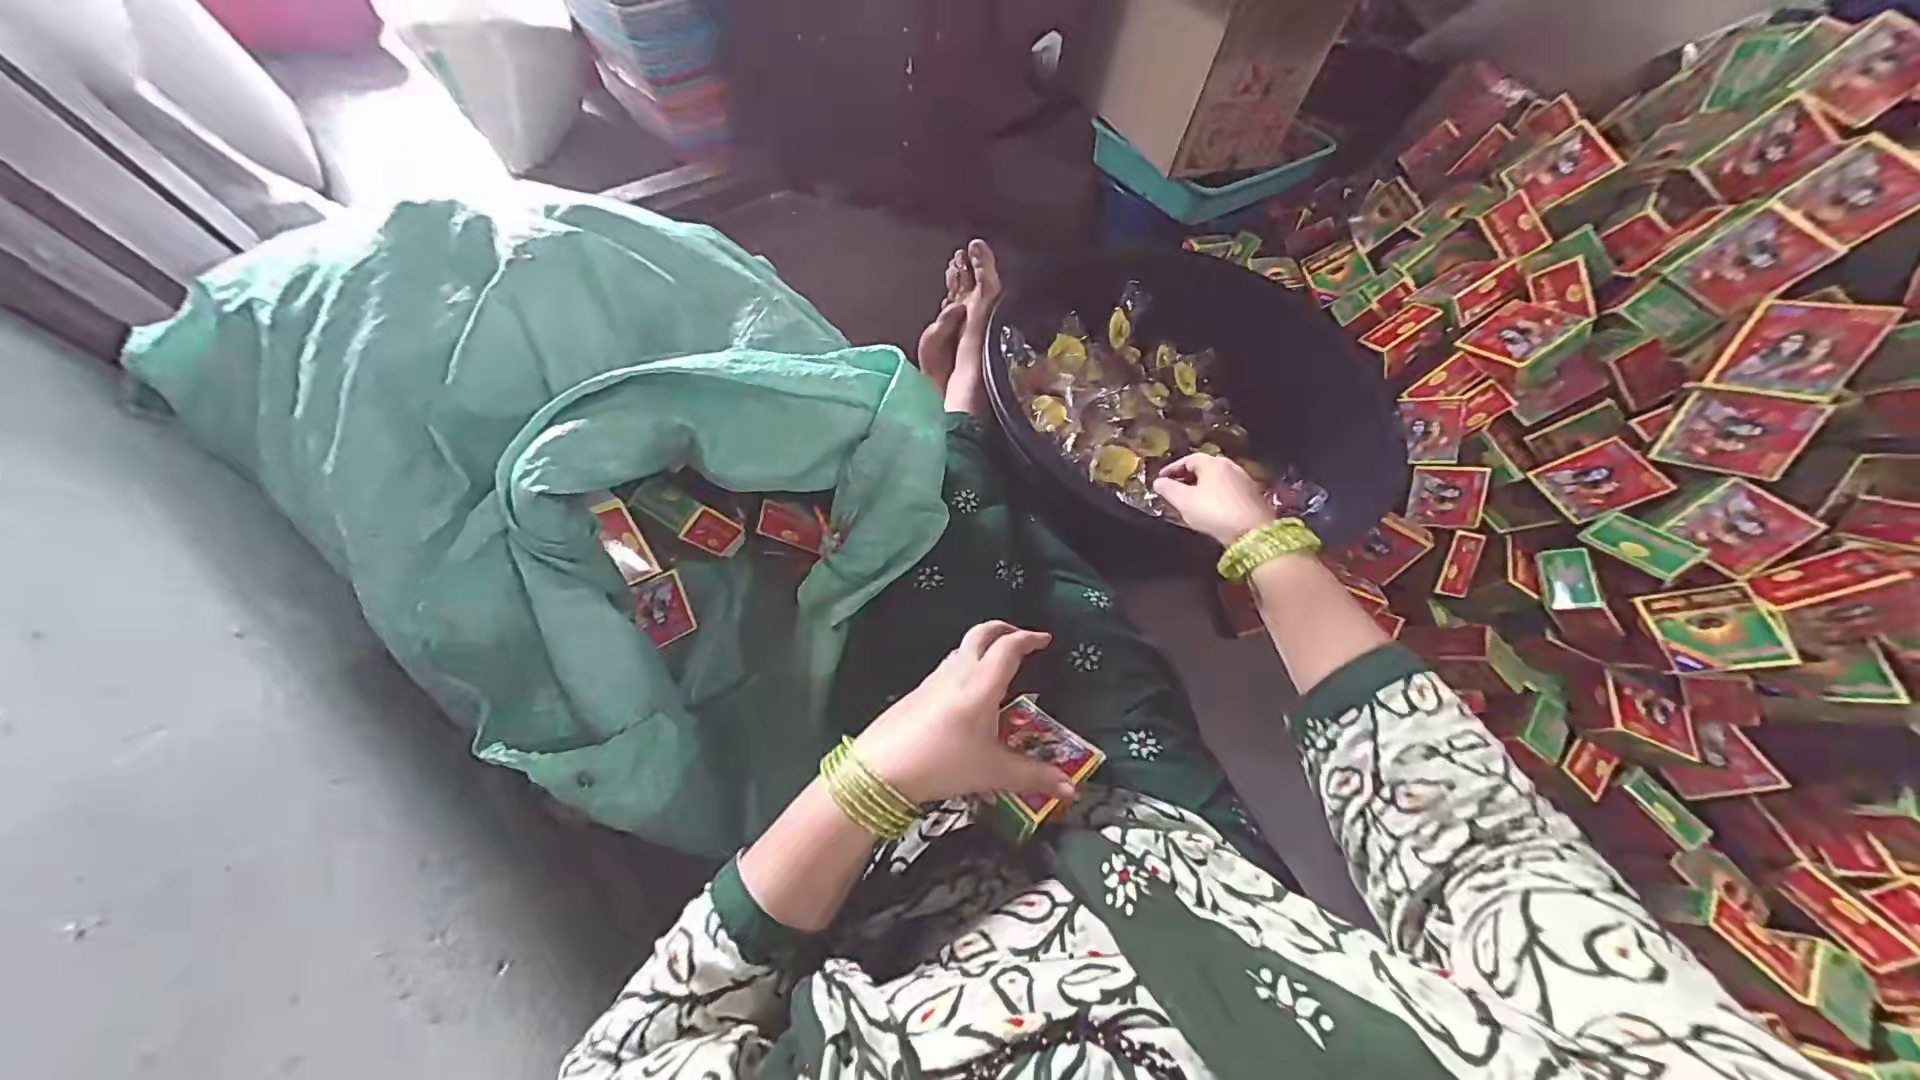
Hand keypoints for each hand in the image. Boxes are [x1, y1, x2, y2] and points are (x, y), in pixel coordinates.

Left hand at [853, 621, 1077, 804]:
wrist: (881, 768)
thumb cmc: (940, 764)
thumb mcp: (994, 772)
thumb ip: (1034, 777)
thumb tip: (1067, 786)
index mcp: (981, 684)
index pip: (1009, 647)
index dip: (1029, 638)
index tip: (1043, 639)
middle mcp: (958, 673)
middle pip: (982, 633)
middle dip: (1004, 629)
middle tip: (1021, 637)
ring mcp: (935, 679)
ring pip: (963, 647)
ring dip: (983, 645)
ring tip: (997, 662)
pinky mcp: (919, 691)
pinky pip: (948, 666)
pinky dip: (965, 664)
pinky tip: (967, 690)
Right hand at [1152, 454, 1275, 545]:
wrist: (1253, 531)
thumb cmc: (1214, 512)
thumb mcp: (1183, 501)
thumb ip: (1168, 489)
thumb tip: (1158, 482)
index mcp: (1212, 463)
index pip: (1187, 459)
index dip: (1171, 469)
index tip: (1160, 480)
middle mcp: (1230, 467)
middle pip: (1203, 468)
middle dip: (1186, 478)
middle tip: (1173, 490)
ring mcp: (1244, 480)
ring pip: (1216, 480)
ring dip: (1200, 487)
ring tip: (1188, 500)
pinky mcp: (1253, 496)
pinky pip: (1226, 491)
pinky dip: (1214, 495)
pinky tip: (1208, 508)